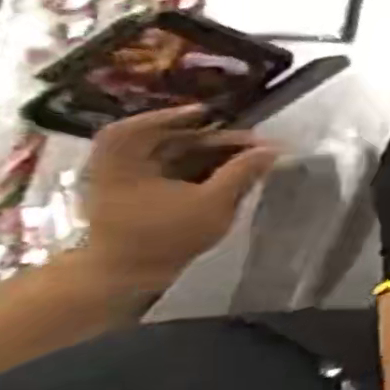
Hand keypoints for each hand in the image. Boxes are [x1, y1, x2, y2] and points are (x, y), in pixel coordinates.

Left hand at [81, 105, 278, 290]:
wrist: (127, 276)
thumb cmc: (166, 235)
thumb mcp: (213, 202)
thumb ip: (242, 173)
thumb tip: (272, 150)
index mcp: (123, 162)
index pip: (139, 127)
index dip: (173, 116)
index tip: (209, 113)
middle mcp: (117, 169)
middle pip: (160, 143)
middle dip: (206, 139)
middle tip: (247, 141)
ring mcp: (124, 187)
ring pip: (166, 160)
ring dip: (204, 155)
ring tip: (242, 156)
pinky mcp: (135, 202)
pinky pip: (166, 175)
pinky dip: (195, 170)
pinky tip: (223, 174)